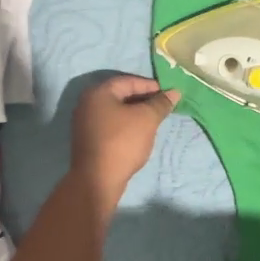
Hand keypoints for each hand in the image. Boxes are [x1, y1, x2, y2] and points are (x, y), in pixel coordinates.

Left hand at [69, 74, 179, 210]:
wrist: (98, 179)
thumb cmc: (122, 142)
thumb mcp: (146, 119)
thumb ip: (160, 103)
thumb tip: (174, 92)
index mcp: (98, 92)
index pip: (128, 81)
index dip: (151, 86)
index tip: (168, 94)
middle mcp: (87, 103)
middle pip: (120, 95)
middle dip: (144, 100)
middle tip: (163, 107)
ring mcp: (85, 122)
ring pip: (116, 111)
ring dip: (135, 113)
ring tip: (154, 120)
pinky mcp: (88, 139)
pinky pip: (110, 125)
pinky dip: (126, 125)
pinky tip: (139, 134)